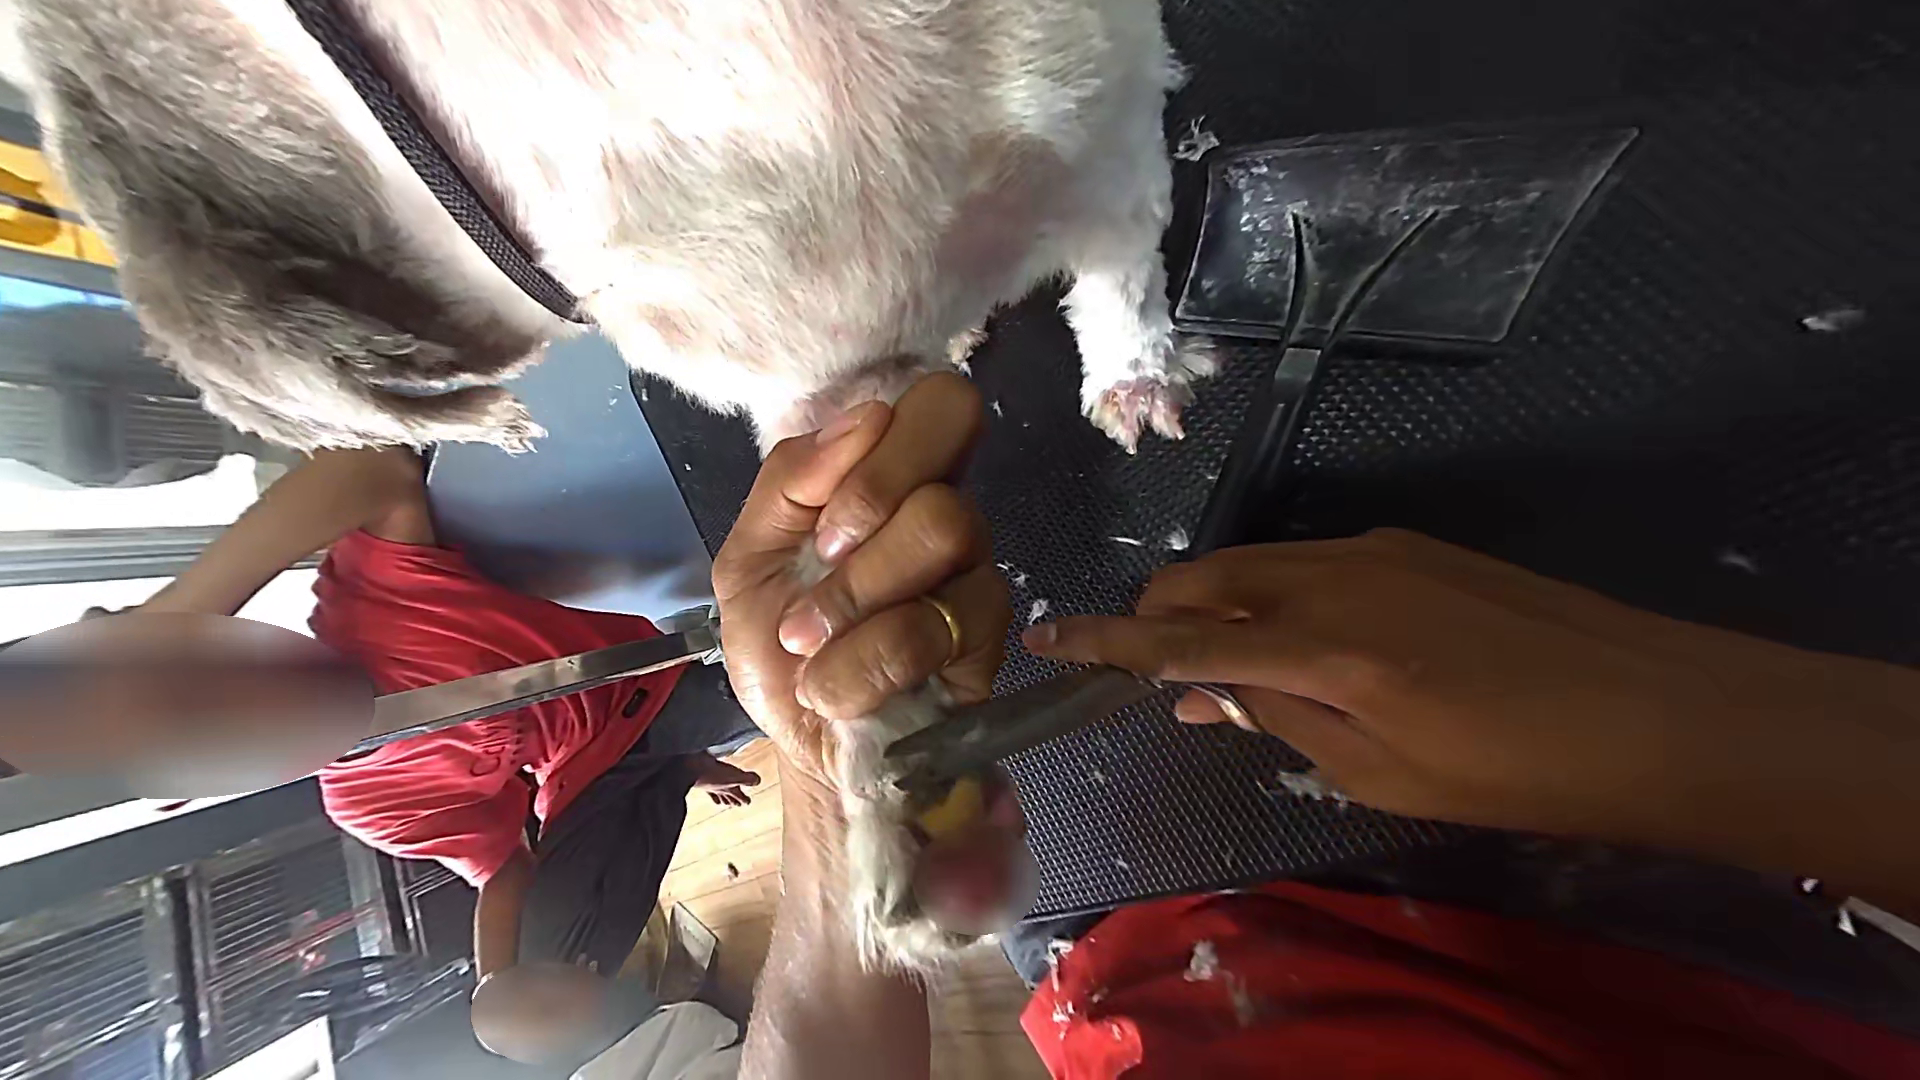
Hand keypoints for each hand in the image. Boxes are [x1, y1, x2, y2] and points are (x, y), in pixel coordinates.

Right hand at [692, 753, 760, 807]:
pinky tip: (707, 787)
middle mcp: (718, 788)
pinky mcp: (699, 778)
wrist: (690, 768)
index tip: (747, 803)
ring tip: (721, 802)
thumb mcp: (734, 775)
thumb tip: (758, 781)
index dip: (743, 798)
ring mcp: (708, 784)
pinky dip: (709, 789)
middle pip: (727, 796)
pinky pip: (706, 786)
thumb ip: (746, 778)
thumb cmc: (713, 773)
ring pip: (716, 793)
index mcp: (728, 788)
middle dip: (732, 800)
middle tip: (736, 805)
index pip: (737, 795)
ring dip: (720, 797)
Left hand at [712, 374, 1009, 788]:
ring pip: (943, 525)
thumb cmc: (778, 640)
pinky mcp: (986, 633)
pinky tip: (842, 686)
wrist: (805, 733)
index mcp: (892, 480)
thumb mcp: (749, 557)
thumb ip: (790, 482)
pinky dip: (863, 662)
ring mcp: (974, 569)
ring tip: (812, 640)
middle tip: (824, 560)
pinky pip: (930, 624)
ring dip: (854, 593)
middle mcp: (945, 510)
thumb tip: (865, 418)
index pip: (939, 404)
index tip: (832, 510)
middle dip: (869, 499)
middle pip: (950, 440)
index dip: (888, 444)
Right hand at [1025, 530, 1919, 892]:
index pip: (1174, 644)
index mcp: (1318, 653)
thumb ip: (1271, 716)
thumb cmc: (1513, 770)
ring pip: (1239, 566)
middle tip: (1170, 670)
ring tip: (1240, 662)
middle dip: (1156, 617)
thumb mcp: (1375, 773)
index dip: (1101, 644)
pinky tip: (1308, 637)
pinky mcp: (1394, 543)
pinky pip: (1293, 563)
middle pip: (1193, 581)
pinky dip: (1267, 597)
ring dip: (1213, 608)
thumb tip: (1196, 695)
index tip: (1046, 637)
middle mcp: (1323, 582)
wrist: (1672, 710)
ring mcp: (1360, 551)